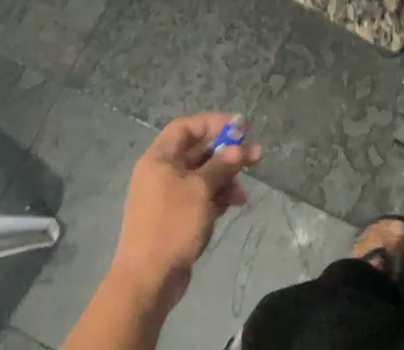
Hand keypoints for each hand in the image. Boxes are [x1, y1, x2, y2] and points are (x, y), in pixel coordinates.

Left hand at [109, 112, 261, 310]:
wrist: (148, 279)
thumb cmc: (172, 224)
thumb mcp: (201, 189)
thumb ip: (222, 164)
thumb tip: (239, 148)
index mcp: (159, 158)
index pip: (186, 127)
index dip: (213, 123)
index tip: (240, 128)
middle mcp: (162, 172)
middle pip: (198, 151)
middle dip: (227, 153)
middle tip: (256, 156)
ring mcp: (168, 196)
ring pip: (203, 176)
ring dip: (226, 178)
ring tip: (244, 192)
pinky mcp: (176, 217)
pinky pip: (200, 197)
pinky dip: (217, 197)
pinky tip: (234, 204)